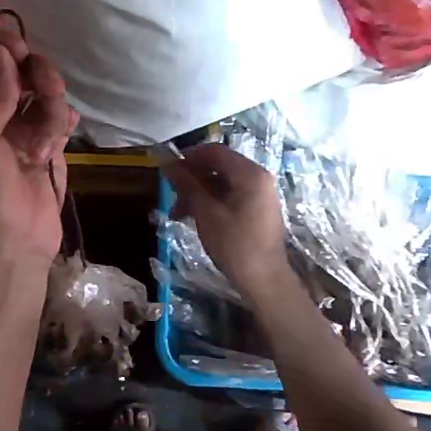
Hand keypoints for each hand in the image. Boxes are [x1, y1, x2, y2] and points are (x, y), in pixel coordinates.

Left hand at [0, 12, 77, 269]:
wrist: (12, 248)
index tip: (15, 35)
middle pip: (17, 74)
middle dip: (33, 73)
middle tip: (44, 81)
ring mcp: (21, 134)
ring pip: (42, 95)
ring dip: (50, 106)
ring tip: (48, 135)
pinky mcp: (47, 150)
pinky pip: (58, 120)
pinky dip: (62, 121)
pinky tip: (66, 130)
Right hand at [162, 143, 291, 298]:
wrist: (264, 279)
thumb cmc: (234, 245)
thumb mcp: (206, 212)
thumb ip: (187, 185)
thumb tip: (167, 164)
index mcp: (250, 174)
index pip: (215, 151)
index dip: (189, 156)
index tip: (167, 168)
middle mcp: (258, 178)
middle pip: (219, 166)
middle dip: (193, 177)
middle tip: (171, 193)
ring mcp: (260, 193)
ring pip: (223, 182)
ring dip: (199, 191)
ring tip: (179, 211)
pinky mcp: (258, 208)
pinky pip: (231, 194)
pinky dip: (211, 200)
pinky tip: (194, 216)